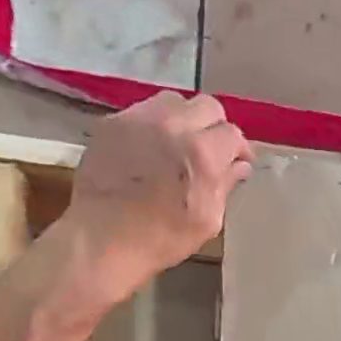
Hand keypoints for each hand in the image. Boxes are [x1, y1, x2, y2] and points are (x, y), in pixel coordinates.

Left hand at [60, 91, 252, 306]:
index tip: (235, 162)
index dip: (237, 150)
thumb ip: (225, 187)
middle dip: (214, 127)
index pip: (233, 134)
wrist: (102, 238)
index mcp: (202, 153)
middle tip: (209, 150)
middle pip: (208, 107)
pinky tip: (148, 147)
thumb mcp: (206, 221)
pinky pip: (142, 111)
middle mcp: (174, 125)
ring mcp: (140, 119)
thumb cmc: (160, 238)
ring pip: (174, 102)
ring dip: (183, 119)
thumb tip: (238, 166)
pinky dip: (153, 125)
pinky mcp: (112, 123)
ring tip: (177, 142)